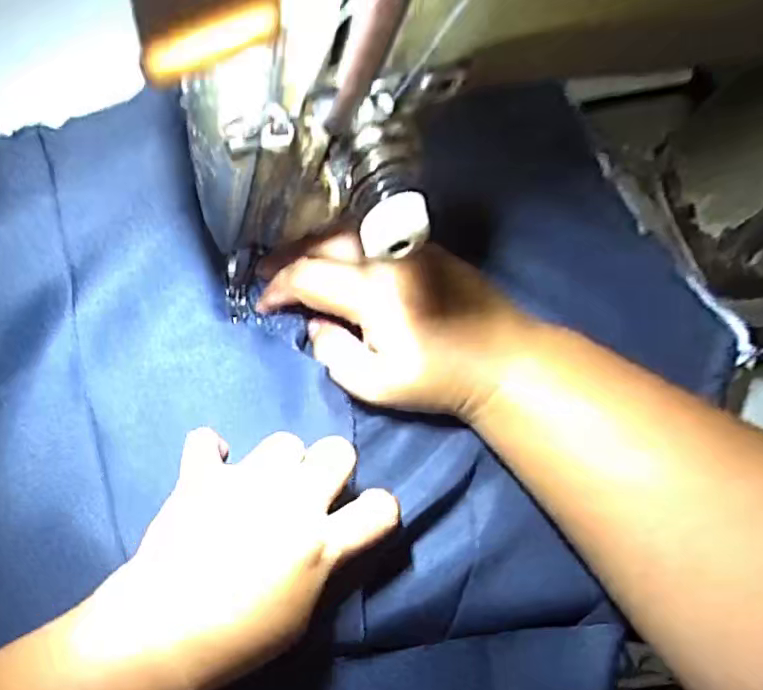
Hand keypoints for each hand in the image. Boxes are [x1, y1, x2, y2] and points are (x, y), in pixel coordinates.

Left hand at [79, 428, 398, 689]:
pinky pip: (205, 440)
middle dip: (331, 469)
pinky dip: (209, 453)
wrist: (168, 628)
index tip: (360, 521)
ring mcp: (245, 483)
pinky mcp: (200, 477)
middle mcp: (292, 501)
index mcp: (322, 544)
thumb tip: (319, 548)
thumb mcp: (300, 615)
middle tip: (307, 498)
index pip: (382, 507)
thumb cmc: (240, 639)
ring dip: (278, 464)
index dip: (378, 511)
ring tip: (257, 490)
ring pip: (283, 441)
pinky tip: (208, 472)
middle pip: (338, 451)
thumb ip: (319, 569)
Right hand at [257, 233, 545, 420]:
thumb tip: (314, 326)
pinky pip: (370, 233)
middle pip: (323, 243)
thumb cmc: (437, 380)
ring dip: (311, 243)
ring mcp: (408, 247)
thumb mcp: (376, 385)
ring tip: (289, 259)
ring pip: (346, 231)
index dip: (278, 289)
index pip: (309, 276)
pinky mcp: (424, 247)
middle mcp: (388, 257)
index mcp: (374, 292)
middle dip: (287, 257)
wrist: (501, 360)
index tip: (261, 305)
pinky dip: (339, 241)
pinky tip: (329, 255)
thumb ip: (335, 354)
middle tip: (262, 273)